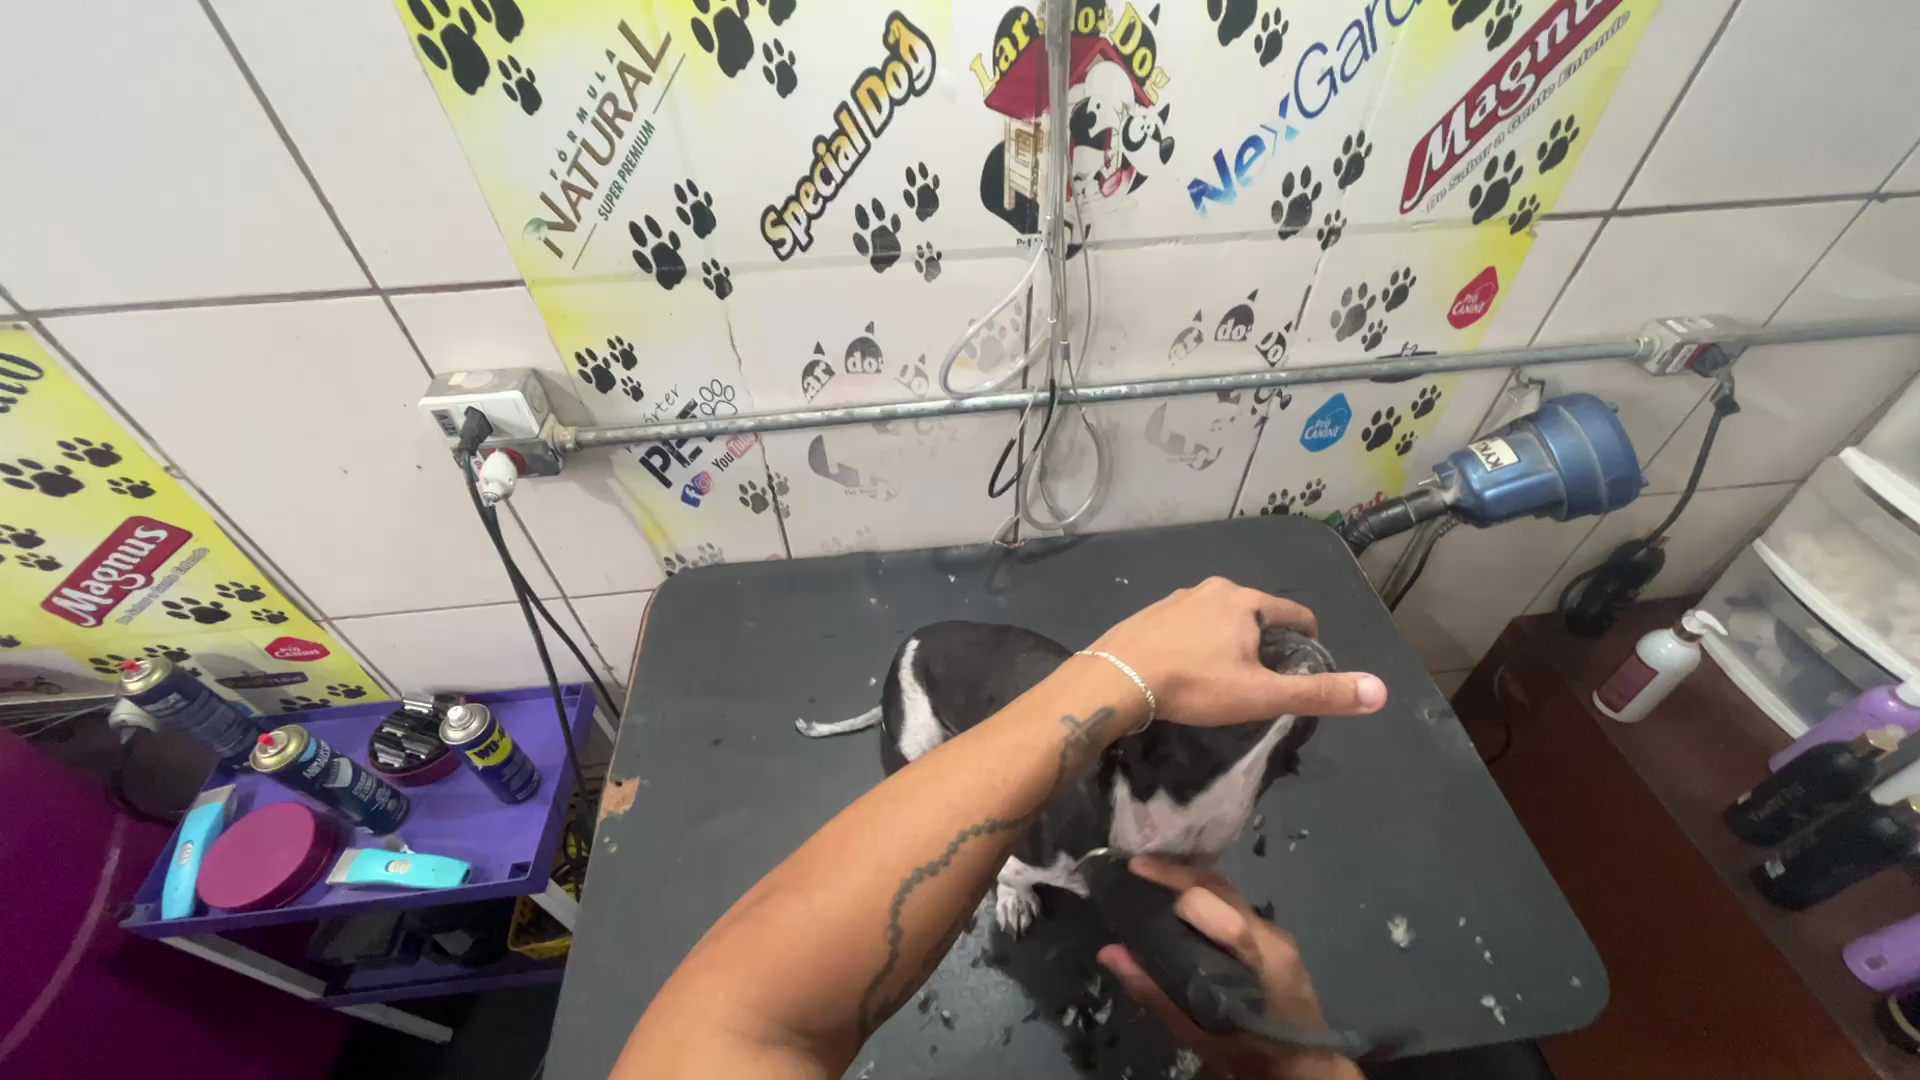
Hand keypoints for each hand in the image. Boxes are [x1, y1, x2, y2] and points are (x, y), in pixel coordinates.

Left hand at [1088, 577, 1385, 726]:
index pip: (1295, 613)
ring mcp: (1176, 598)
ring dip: (1230, 639)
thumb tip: (1380, 690)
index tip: (1308, 663)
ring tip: (1225, 673)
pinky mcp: (1149, 612)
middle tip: (1263, 676)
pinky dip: (1198, 640)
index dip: (1309, 638)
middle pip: (1256, 613)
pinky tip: (1188, 665)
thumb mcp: (1261, 694)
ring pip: (1219, 616)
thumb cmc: (1193, 684)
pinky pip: (1188, 623)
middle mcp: (1211, 589)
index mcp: (1244, 601)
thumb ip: (1319, 692)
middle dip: (1266, 640)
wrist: (1116, 679)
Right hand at [1098, 857, 1362, 1079]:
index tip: (1139, 877)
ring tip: (1148, 872)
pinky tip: (1175, 891)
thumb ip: (1154, 992)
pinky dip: (1199, 889)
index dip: (1183, 892)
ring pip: (1225, 887)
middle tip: (1134, 866)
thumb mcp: (1199, 1034)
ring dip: (1185, 875)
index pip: (1225, 915)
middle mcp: (1271, 935)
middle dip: (1175, 872)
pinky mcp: (1269, 929)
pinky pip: (1229, 898)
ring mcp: (1274, 928)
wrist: (1303, 1067)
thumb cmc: (1250, 1053)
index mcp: (1263, 963)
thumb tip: (1110, 952)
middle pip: (1220, 888)